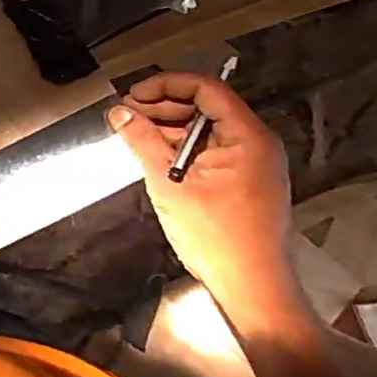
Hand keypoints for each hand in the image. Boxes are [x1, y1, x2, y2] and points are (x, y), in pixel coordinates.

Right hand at [109, 72, 294, 310]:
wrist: (254, 291)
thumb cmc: (215, 237)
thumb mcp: (170, 185)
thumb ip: (142, 141)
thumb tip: (118, 111)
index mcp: (247, 136)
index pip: (205, 87)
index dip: (166, 84)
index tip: (134, 95)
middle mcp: (257, 141)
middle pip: (207, 104)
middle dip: (164, 105)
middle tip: (129, 114)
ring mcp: (255, 161)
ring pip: (208, 126)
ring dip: (172, 126)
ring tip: (137, 133)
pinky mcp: (249, 178)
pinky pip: (214, 148)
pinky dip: (185, 146)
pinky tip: (157, 154)